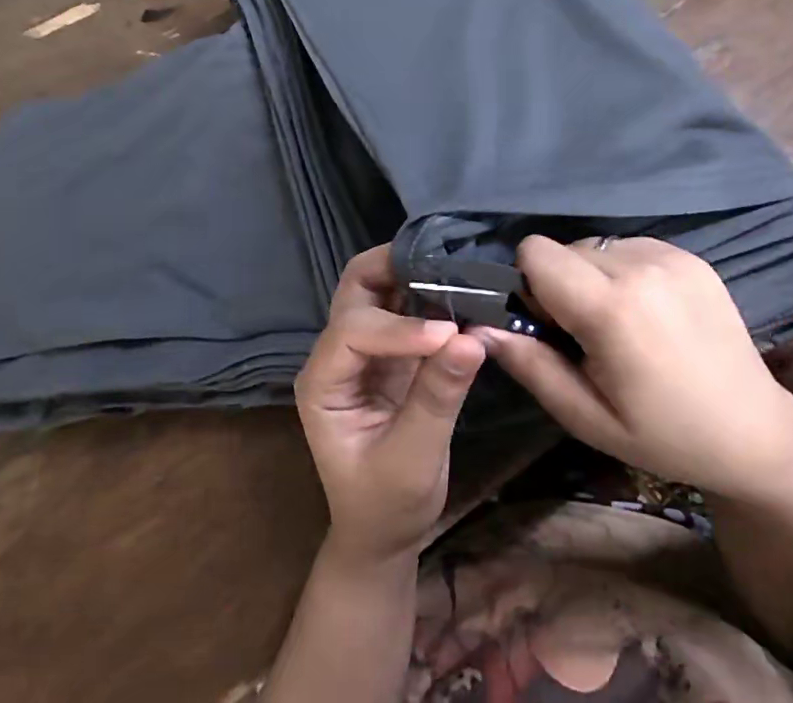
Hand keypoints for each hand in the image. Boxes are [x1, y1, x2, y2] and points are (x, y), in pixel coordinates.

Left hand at [295, 246, 485, 564]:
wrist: (385, 531)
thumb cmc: (386, 505)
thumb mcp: (412, 461)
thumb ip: (436, 398)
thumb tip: (470, 338)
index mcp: (323, 382)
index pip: (354, 332)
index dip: (399, 328)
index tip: (448, 334)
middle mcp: (338, 357)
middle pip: (357, 289)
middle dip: (395, 268)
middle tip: (444, 260)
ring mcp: (367, 353)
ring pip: (383, 290)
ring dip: (418, 276)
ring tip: (460, 271)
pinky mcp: (396, 356)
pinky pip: (412, 313)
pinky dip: (436, 299)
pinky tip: (465, 296)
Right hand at [473, 236, 792, 503]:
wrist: (752, 430)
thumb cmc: (662, 435)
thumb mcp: (585, 416)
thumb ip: (529, 364)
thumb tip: (480, 327)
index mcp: (612, 308)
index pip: (536, 252)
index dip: (530, 285)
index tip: (550, 325)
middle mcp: (642, 267)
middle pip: (564, 248)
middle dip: (560, 284)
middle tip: (587, 334)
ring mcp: (673, 256)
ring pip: (597, 246)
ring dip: (593, 277)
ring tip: (622, 324)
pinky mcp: (693, 256)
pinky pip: (631, 247)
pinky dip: (624, 272)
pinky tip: (649, 313)